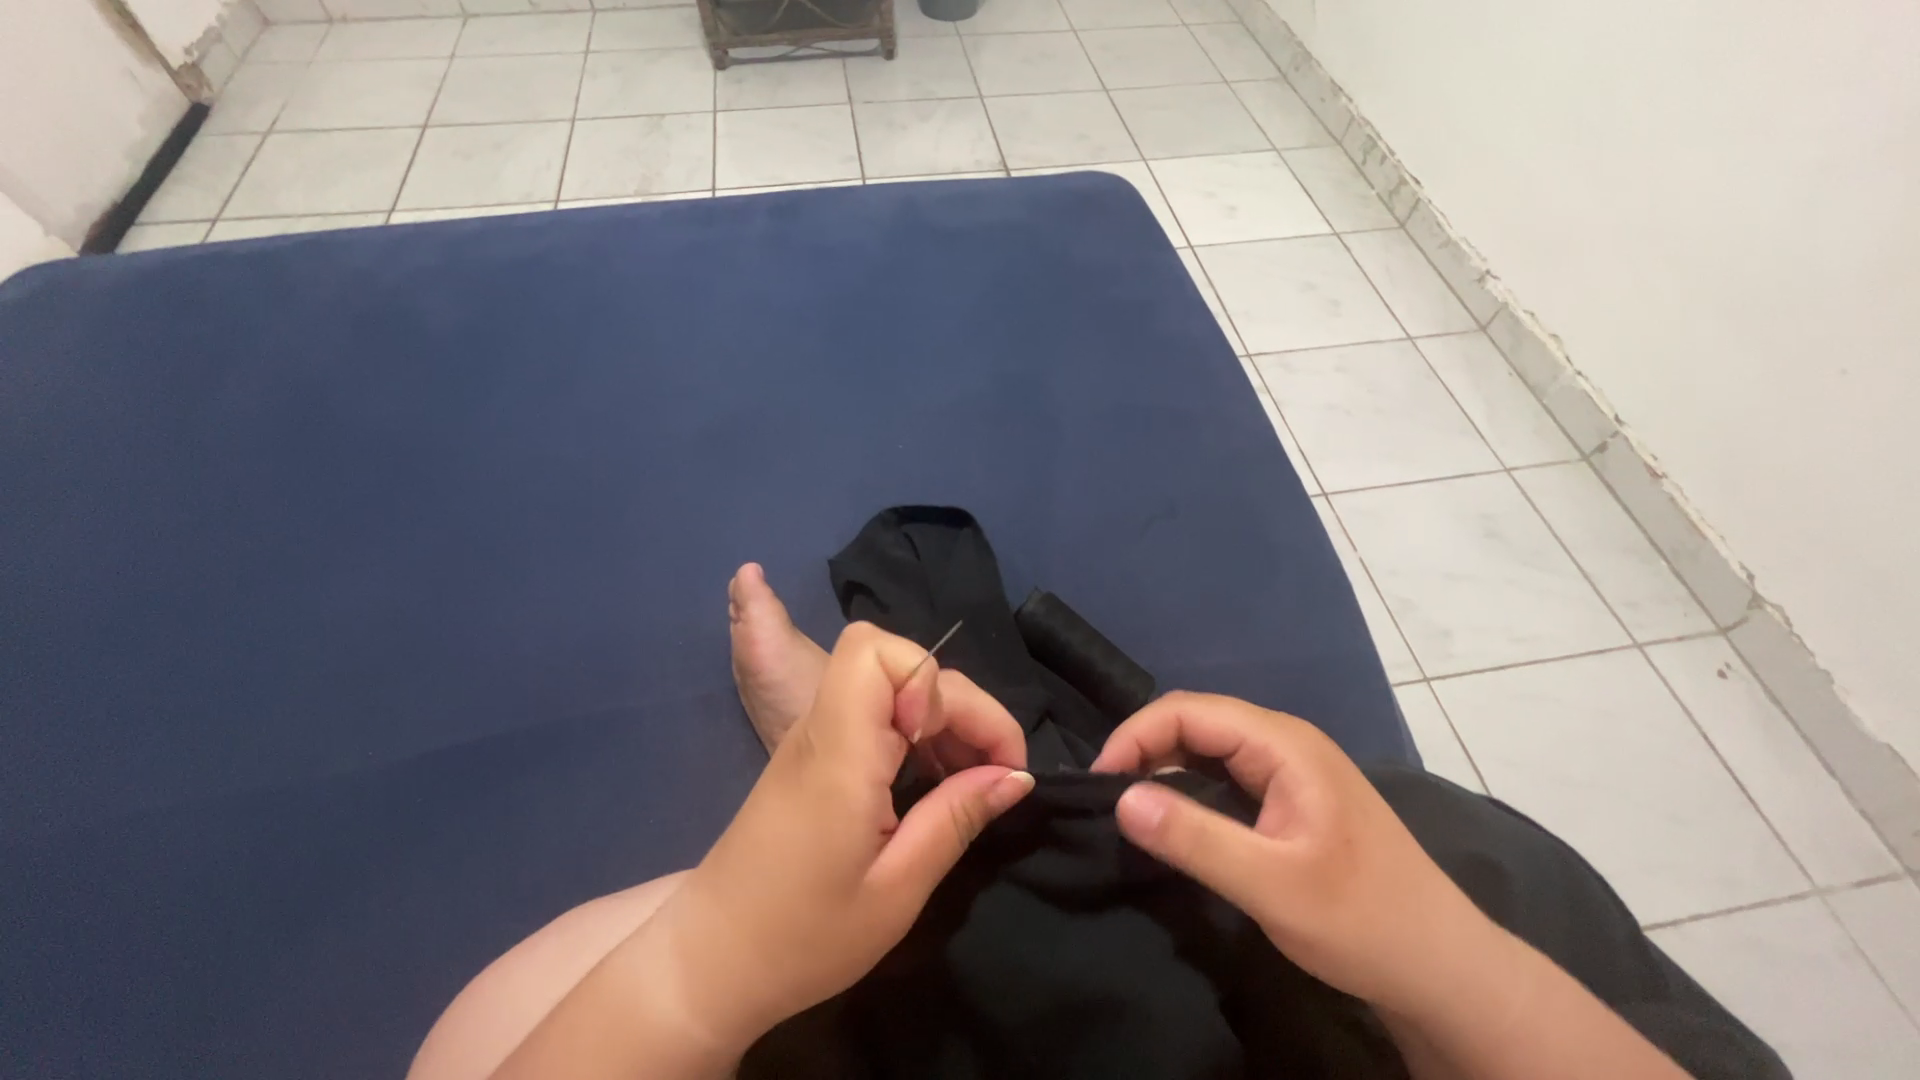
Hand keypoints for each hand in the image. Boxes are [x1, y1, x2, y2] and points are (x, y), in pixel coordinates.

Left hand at [657, 622, 1034, 1049]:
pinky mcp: (816, 757)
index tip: (956, 746)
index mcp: (838, 754)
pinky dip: (917, 733)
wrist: (714, 959)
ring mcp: (815, 739)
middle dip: (959, 704)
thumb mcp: (896, 891)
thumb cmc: (804, 937)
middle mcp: (822, 729)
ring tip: (974, 781)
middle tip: (995, 771)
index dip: (928, 681)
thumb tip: (1017, 775)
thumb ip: (956, 819)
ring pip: (889, 684)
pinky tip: (937, 783)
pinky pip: (875, 714)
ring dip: (943, 718)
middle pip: (895, 663)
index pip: (875, 652)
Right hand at [1092, 691, 1498, 1014]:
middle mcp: (1286, 743)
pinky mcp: (1292, 797)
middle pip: (1196, 721)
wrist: (1442, 967)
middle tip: (1108, 797)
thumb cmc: (1362, 921)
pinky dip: (1188, 786)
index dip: (1136, 736)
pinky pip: (1225, 773)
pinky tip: (1172, 817)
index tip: (1101, 783)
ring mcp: (1292, 769)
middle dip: (1144, 748)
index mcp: (1285, 745)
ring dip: (1163, 766)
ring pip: (1209, 746)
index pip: (1189, 711)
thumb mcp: (1271, 886)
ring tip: (1129, 806)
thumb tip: (1121, 798)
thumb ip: (1194, 839)